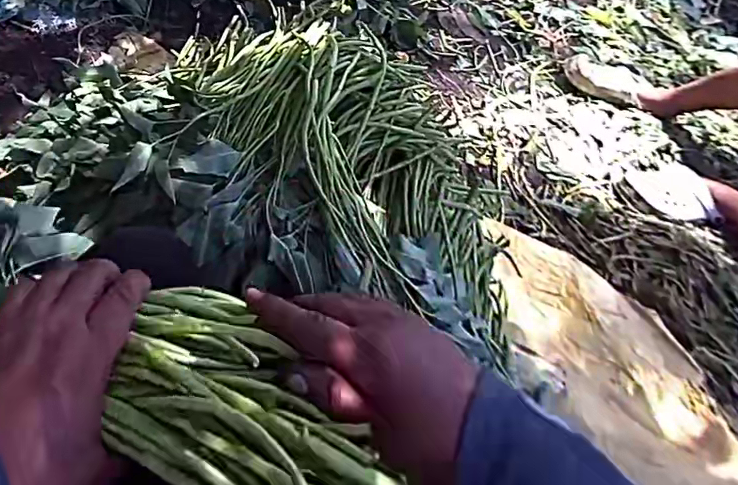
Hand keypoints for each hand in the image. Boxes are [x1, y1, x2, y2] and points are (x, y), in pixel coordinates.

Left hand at [0, 261, 150, 484]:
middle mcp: (63, 324)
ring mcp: (29, 319)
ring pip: (59, 274)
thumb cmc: (41, 463)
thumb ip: (121, 451)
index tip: (142, 282)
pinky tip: (41, 295)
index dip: (136, 283)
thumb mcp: (93, 464)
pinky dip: (38, 284)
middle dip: (108, 272)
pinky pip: (24, 285)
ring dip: (75, 274)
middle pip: (91, 275)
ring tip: (81, 283)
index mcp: (92, 352)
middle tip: (114, 281)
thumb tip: (138, 455)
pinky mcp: (1, 325)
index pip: (121, 299)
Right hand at [248, 290, 479, 484]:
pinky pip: (367, 303)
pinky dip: (347, 309)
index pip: (308, 324)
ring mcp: (396, 316)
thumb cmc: (427, 440)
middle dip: (299, 308)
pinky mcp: (411, 319)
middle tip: (277, 318)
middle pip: (325, 304)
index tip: (248, 297)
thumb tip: (292, 370)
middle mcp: (376, 321)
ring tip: (309, 322)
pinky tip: (347, 325)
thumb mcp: (374, 428)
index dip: (276, 312)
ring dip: (323, 307)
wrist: (489, 431)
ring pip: (346, 300)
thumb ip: (332, 394)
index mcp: (364, 351)